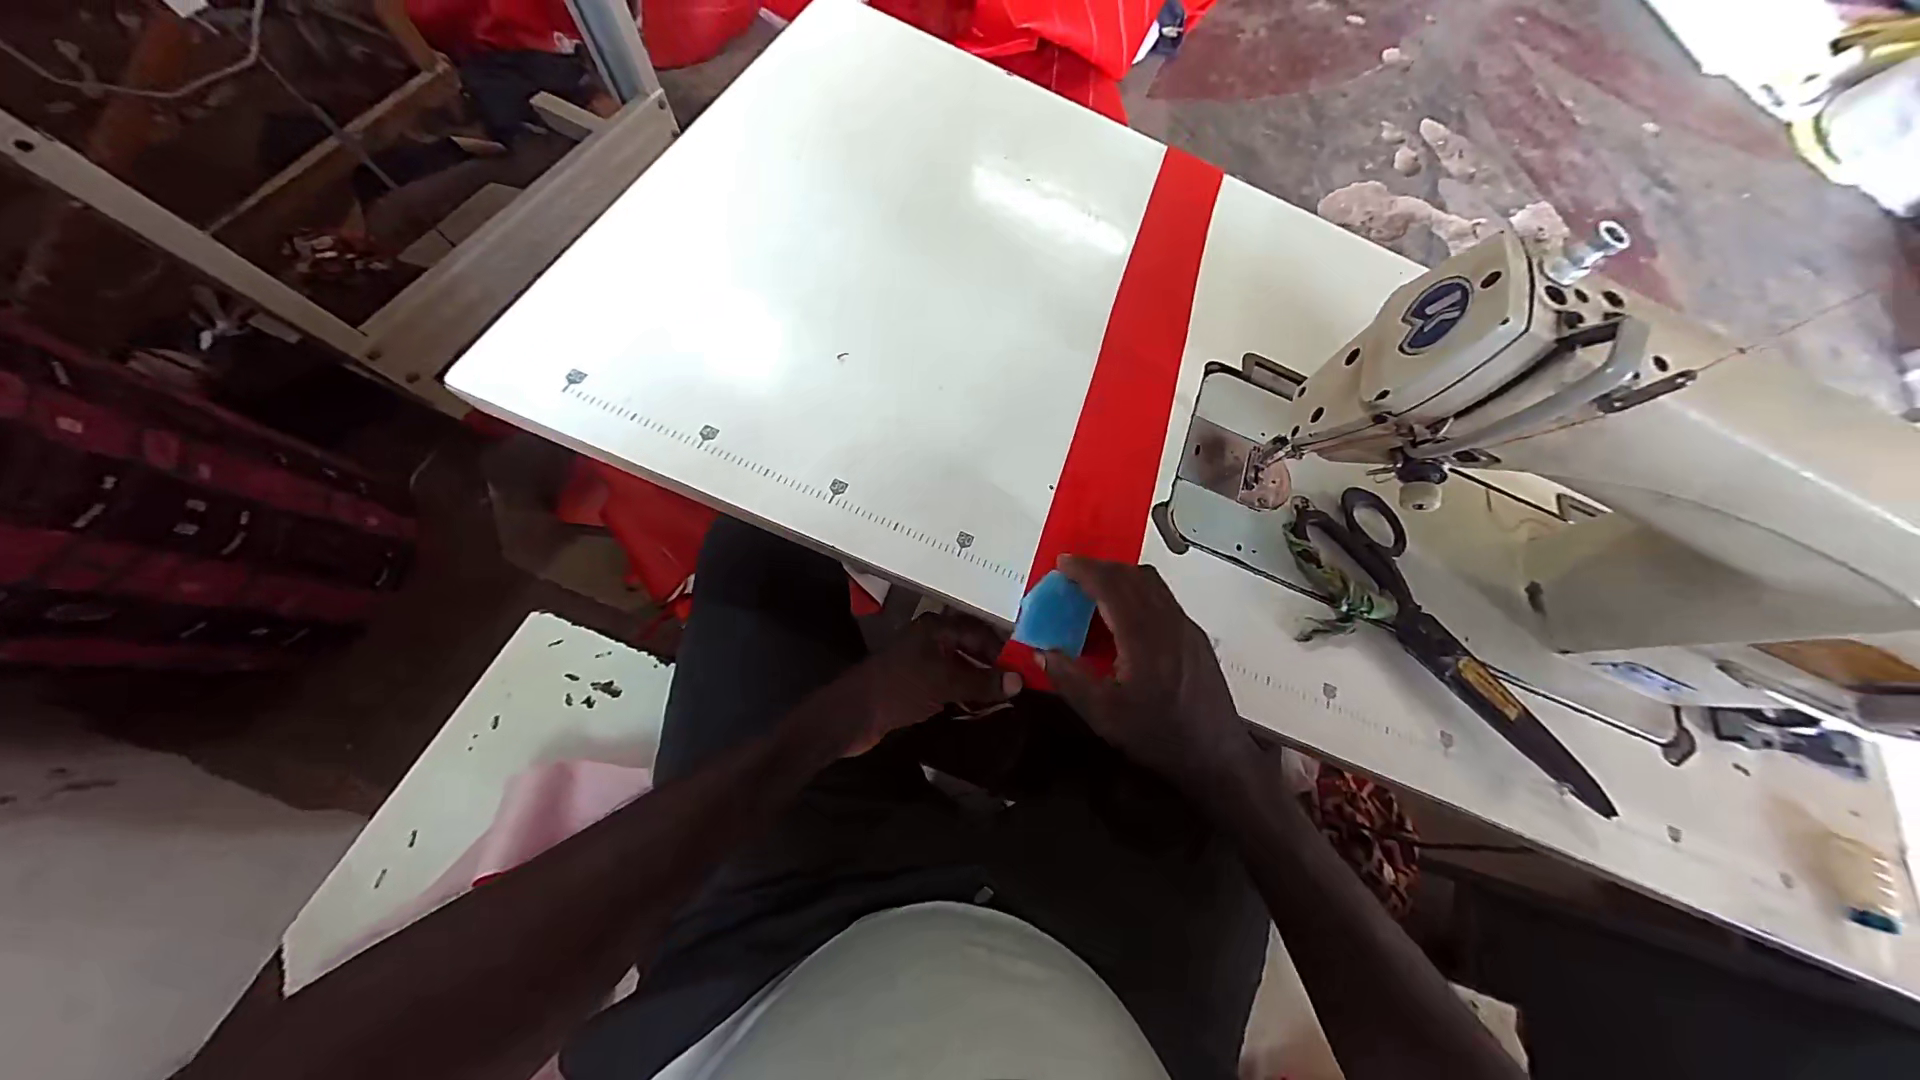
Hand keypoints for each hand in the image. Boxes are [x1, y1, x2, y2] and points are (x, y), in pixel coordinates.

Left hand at [818, 612, 1020, 755]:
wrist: (853, 714)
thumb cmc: (899, 688)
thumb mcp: (945, 683)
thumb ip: (982, 682)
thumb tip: (1018, 682)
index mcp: (934, 628)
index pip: (977, 630)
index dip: (1000, 646)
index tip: (1022, 665)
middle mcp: (928, 640)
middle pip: (968, 647)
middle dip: (991, 664)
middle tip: (1017, 683)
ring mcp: (919, 662)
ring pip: (958, 667)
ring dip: (978, 680)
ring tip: (1002, 697)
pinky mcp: (913, 684)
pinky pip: (946, 683)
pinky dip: (962, 692)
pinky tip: (977, 706)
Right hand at [1040, 556, 1256, 791]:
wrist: (1216, 757)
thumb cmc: (1158, 736)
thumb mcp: (1103, 714)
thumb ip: (1069, 678)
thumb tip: (1041, 651)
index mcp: (1144, 637)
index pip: (1113, 586)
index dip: (1085, 570)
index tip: (1062, 564)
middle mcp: (1169, 622)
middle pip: (1134, 576)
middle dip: (1100, 568)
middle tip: (1072, 576)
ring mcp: (1186, 628)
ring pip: (1152, 584)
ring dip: (1120, 578)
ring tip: (1094, 593)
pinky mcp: (1195, 637)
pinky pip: (1162, 599)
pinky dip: (1137, 593)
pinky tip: (1122, 619)